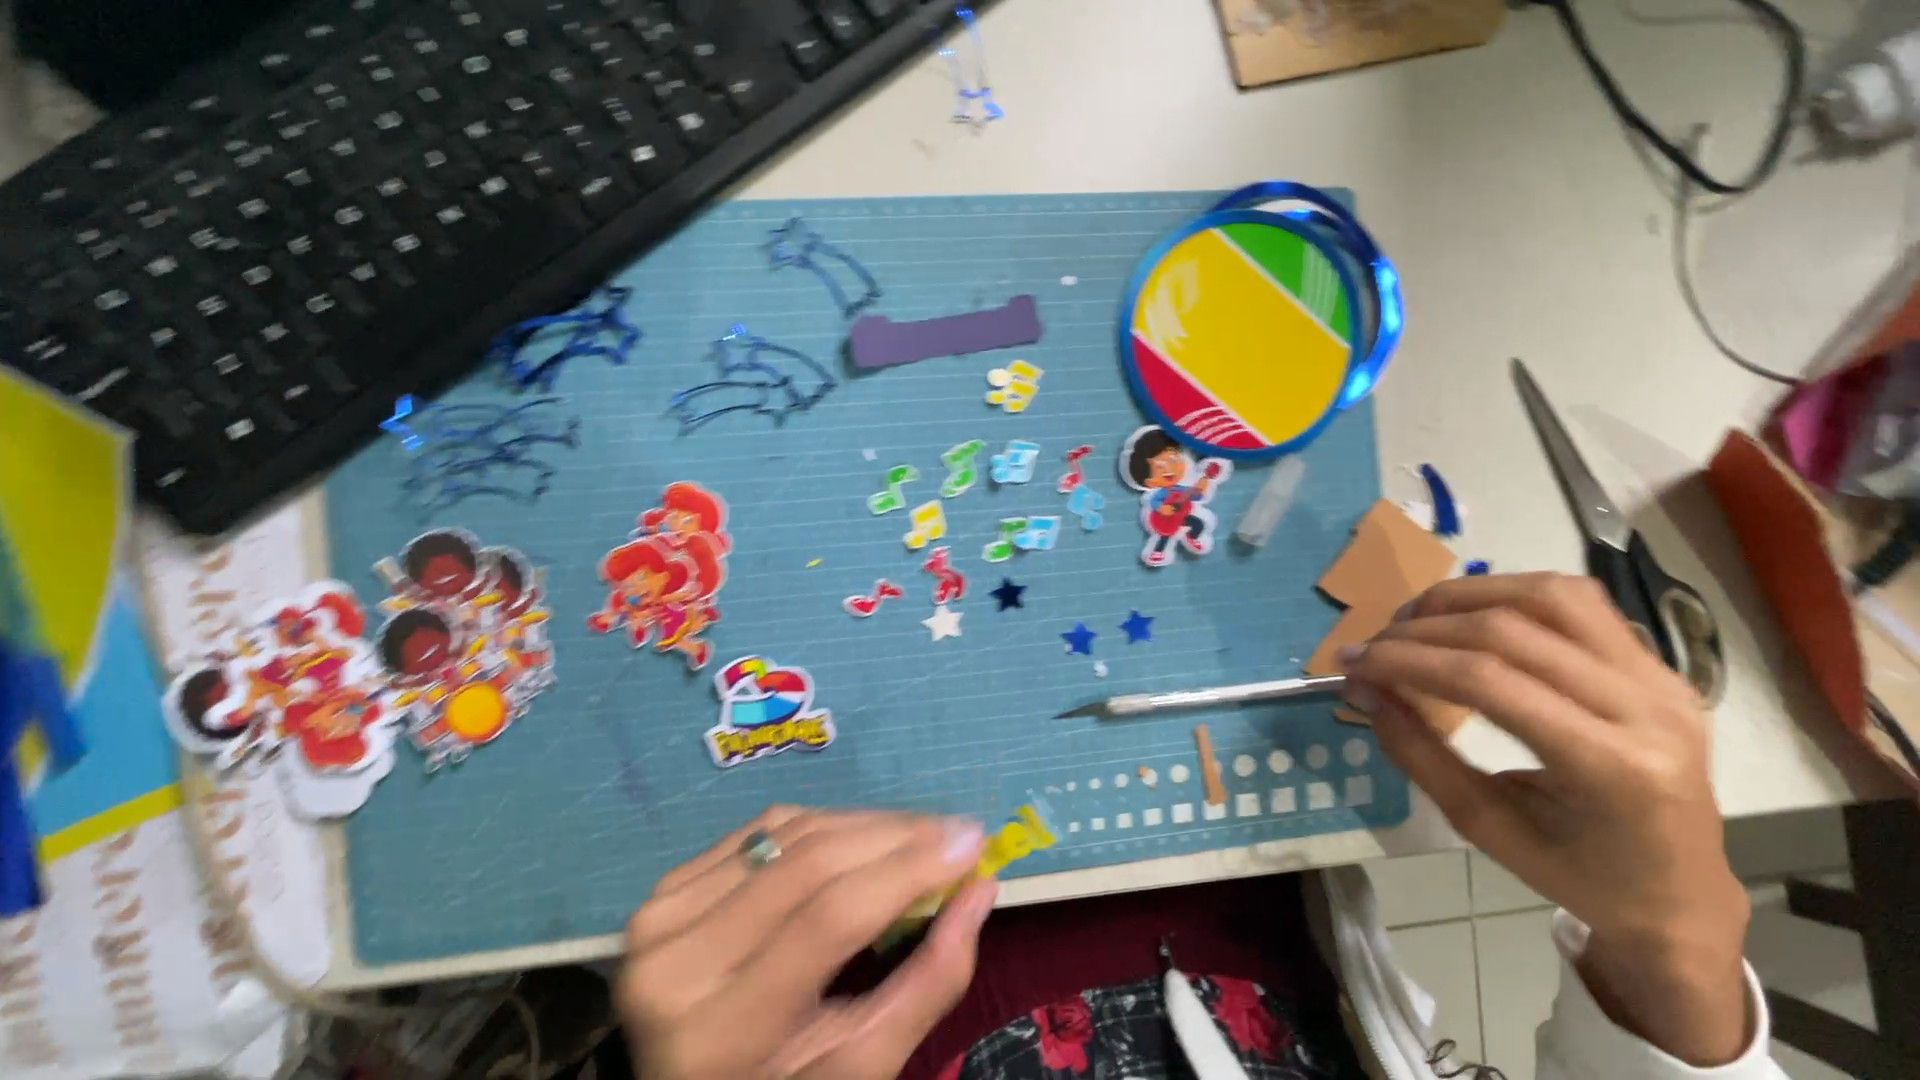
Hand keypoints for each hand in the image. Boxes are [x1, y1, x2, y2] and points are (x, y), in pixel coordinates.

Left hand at [618, 807, 991, 1079]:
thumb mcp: (863, 1065)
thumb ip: (930, 980)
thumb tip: (981, 887)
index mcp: (722, 1030)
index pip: (831, 919)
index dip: (908, 871)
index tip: (973, 844)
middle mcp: (677, 961)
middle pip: (809, 864)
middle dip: (897, 837)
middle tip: (958, 830)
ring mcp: (661, 918)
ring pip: (788, 835)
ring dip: (866, 825)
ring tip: (922, 833)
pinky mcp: (664, 889)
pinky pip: (761, 832)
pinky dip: (823, 825)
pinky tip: (864, 835)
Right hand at [1338, 573, 1751, 1065]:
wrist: (1679, 894)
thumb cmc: (1576, 874)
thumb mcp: (1482, 824)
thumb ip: (1418, 751)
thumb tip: (1363, 689)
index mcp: (1610, 765)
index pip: (1487, 680)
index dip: (1406, 660)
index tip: (1351, 664)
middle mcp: (1647, 708)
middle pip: (1511, 631)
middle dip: (1423, 630)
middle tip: (1372, 647)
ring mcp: (1662, 679)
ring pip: (1551, 597)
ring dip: (1467, 596)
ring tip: (1416, 619)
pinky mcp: (1660, 665)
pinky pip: (1579, 604)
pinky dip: (1510, 595)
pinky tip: (1471, 616)